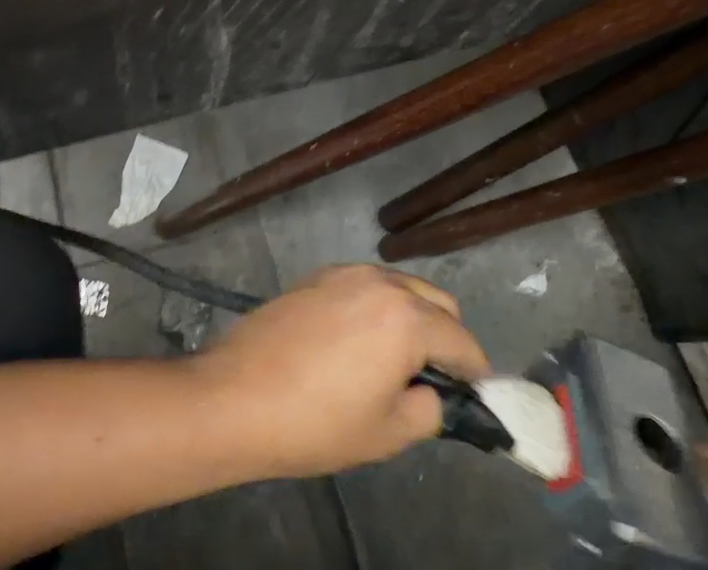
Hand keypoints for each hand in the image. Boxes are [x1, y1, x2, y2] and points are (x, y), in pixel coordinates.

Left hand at [189, 264, 490, 477]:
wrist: (231, 398)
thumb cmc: (314, 423)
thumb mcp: (387, 433)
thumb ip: (428, 409)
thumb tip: (432, 393)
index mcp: (406, 317)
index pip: (462, 341)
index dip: (475, 372)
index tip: (475, 395)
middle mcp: (379, 282)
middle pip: (436, 302)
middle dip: (447, 337)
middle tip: (436, 379)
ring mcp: (342, 274)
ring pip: (399, 287)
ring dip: (412, 317)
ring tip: (396, 359)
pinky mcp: (312, 278)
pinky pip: (364, 286)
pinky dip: (377, 307)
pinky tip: (359, 341)